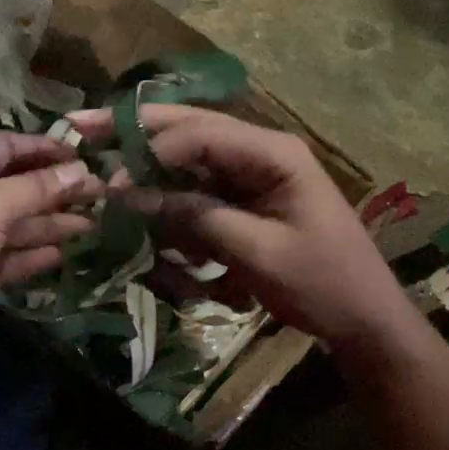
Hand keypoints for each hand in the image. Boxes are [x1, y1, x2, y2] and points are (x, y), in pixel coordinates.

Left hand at [0, 131, 102, 355]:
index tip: (84, 156)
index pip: (10, 144)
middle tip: (101, 194)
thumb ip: (37, 187)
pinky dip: (31, 255)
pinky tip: (63, 255)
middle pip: (17, 183)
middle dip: (56, 188)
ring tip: (94, 224)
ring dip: (50, 223)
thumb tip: (79, 169)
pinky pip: (6, 256)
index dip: (45, 148)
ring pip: (15, 222)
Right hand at [68, 104, 409, 346]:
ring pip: (183, 157)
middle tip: (79, 124)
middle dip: (132, 129)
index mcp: (272, 151)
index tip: (112, 179)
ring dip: (147, 169)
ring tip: (104, 174)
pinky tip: (147, 218)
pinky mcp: (241, 197)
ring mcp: (248, 172)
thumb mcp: (259, 253)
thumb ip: (195, 216)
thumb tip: (130, 193)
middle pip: (185, 127)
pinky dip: (168, 202)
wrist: (369, 325)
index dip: (150, 149)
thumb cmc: (325, 283)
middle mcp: (257, 149)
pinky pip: (193, 189)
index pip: (198, 131)